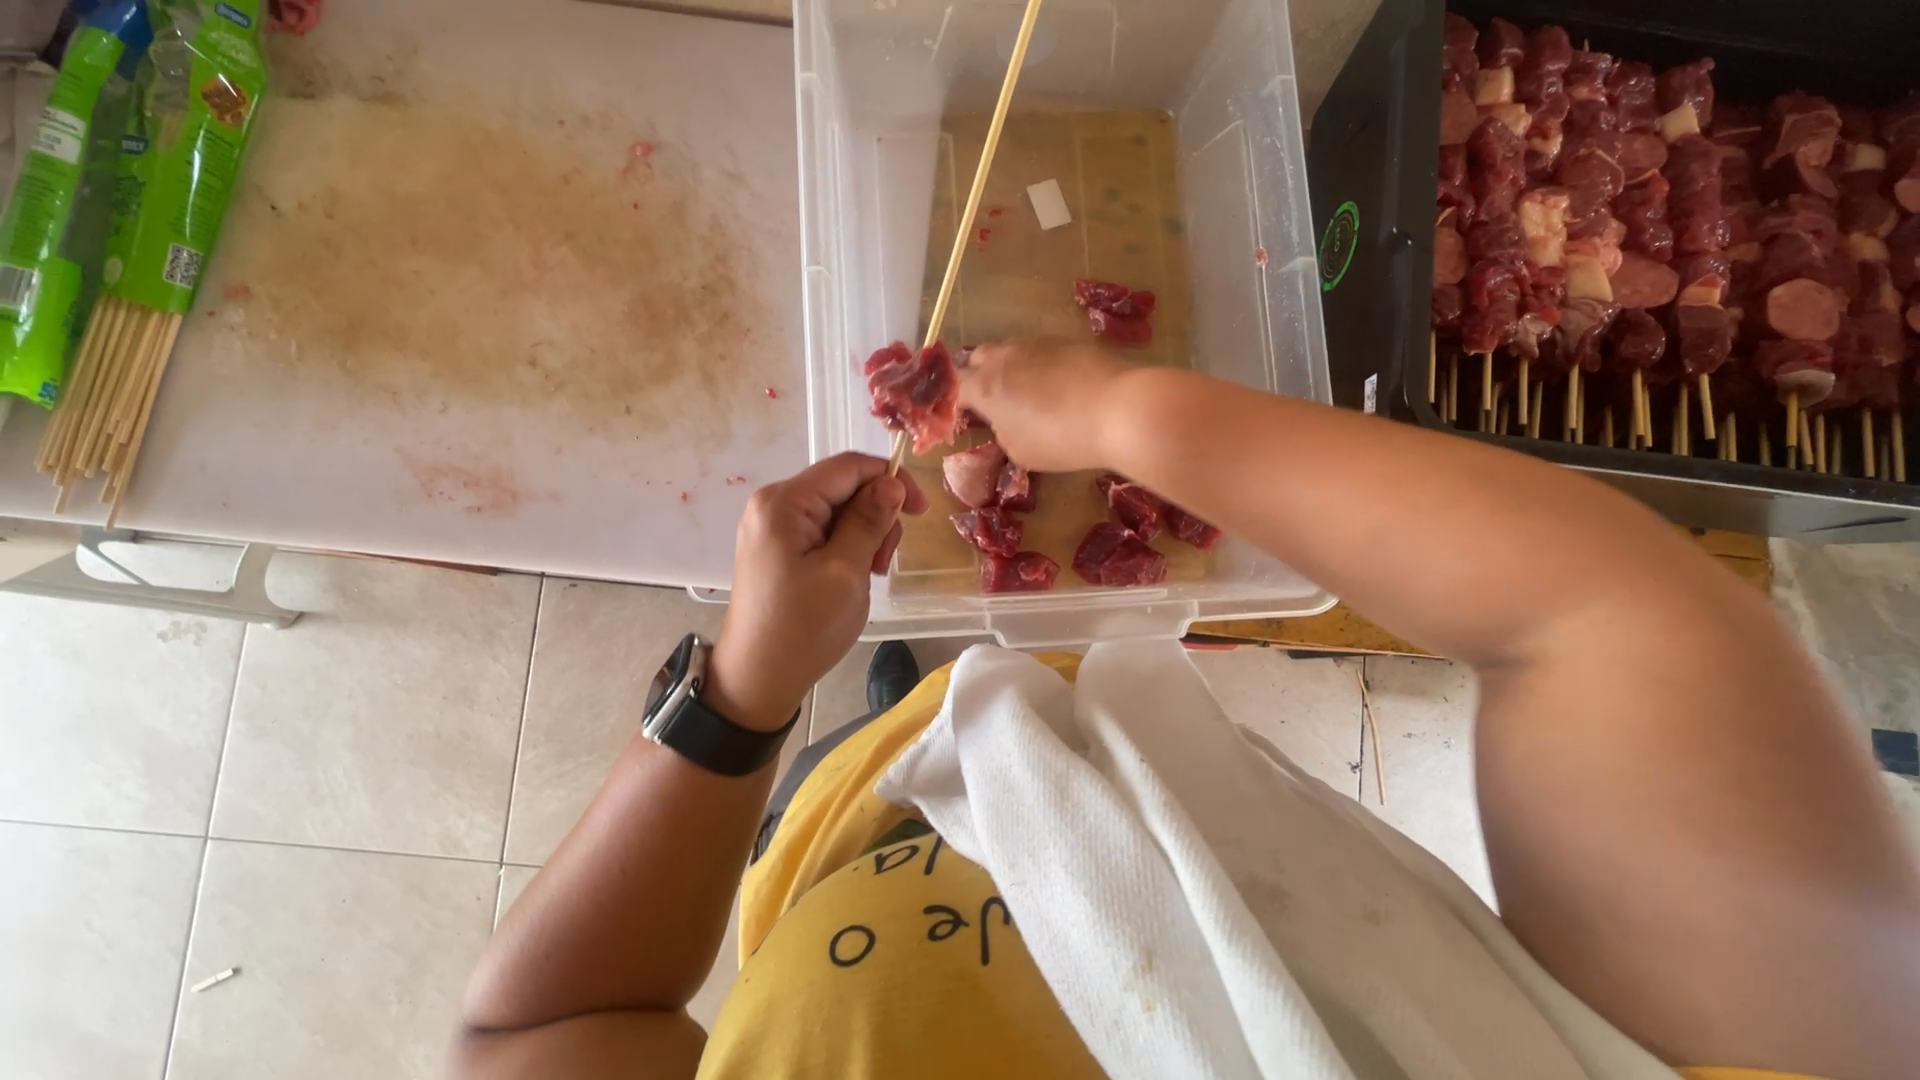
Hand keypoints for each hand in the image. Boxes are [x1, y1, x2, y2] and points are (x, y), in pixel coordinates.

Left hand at [706, 453, 928, 733]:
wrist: (757, 679)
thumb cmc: (803, 627)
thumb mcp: (846, 571)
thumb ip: (869, 520)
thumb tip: (891, 483)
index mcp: (784, 502)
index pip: (848, 466)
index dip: (890, 479)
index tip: (921, 512)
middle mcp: (772, 504)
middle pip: (842, 486)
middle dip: (875, 515)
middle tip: (884, 562)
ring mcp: (772, 527)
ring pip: (836, 510)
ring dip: (864, 534)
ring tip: (869, 575)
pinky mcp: (776, 549)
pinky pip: (822, 531)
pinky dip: (846, 547)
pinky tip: (852, 576)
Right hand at [957, 338, 1135, 471]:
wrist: (1118, 409)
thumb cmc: (1061, 439)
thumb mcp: (1020, 450)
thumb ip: (1003, 431)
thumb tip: (1005, 420)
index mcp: (985, 386)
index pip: (955, 386)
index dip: (957, 400)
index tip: (965, 415)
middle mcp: (1005, 357)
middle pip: (979, 357)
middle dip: (980, 375)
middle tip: (994, 401)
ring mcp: (1038, 344)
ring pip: (1012, 351)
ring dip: (1012, 369)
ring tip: (1030, 394)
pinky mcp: (1068, 342)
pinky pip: (1043, 352)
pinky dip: (1042, 367)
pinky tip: (1061, 388)